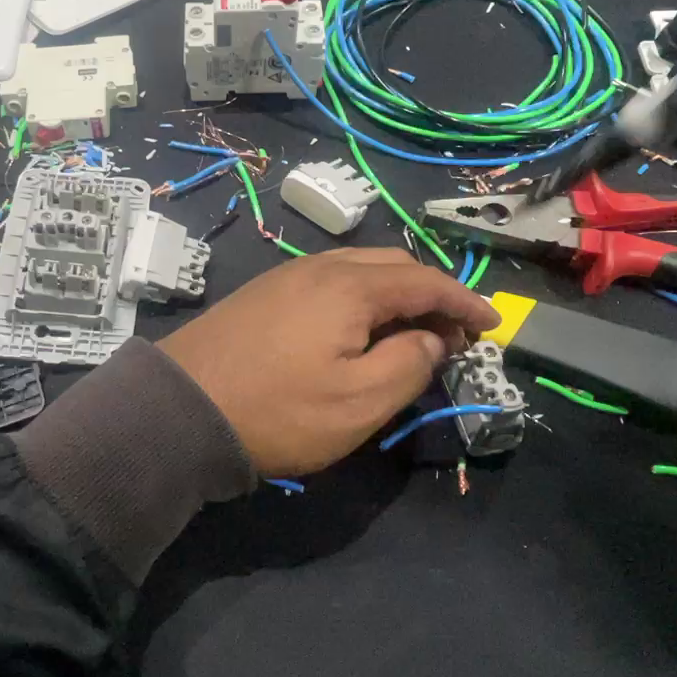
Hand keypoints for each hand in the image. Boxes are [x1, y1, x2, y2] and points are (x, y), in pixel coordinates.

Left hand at [158, 248, 498, 476]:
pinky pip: (329, 283)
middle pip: (393, 266)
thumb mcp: (359, 401)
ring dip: (395, 296)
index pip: (426, 281)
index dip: (466, 302)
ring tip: (413, 334)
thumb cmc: (278, 410)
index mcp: (351, 286)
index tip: (494, 325)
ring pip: (358, 271)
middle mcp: (320, 267)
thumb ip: (410, 364)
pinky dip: (360, 300)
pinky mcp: (263, 294)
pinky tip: (358, 330)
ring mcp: (286, 277)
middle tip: (455, 334)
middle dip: (432, 295)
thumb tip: (434, 339)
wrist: (182, 409)